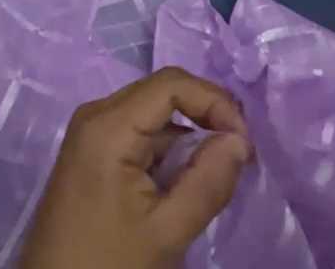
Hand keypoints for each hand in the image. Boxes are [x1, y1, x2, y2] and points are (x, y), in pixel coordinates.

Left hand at [20, 68, 253, 268]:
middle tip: (239, 151)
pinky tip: (187, 174)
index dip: (214, 101)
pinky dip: (168, 144)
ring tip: (219, 165)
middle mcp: (96, 114)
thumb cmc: (107, 263)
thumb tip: (240, 140)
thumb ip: (207, 183)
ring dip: (189, 129)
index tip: (244, 141)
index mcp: (108, 125)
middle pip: (161, 91)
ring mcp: (90, 131)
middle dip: (205, 113)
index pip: (172, 84)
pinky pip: (137, 129)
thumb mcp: (166, 232)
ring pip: (151, 110)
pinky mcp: (91, 149)